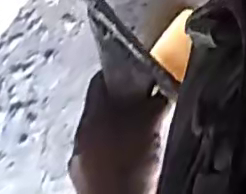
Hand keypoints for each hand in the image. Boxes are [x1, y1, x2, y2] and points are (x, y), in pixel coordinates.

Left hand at [70, 74, 168, 193]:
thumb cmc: (134, 160)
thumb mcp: (153, 121)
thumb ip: (156, 98)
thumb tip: (166, 83)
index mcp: (90, 117)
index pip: (99, 80)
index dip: (119, 70)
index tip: (138, 66)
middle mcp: (79, 137)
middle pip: (101, 105)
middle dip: (123, 99)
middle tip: (147, 94)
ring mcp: (80, 161)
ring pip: (101, 130)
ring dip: (120, 123)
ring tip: (144, 122)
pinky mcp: (85, 180)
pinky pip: (102, 151)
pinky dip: (117, 145)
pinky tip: (135, 147)